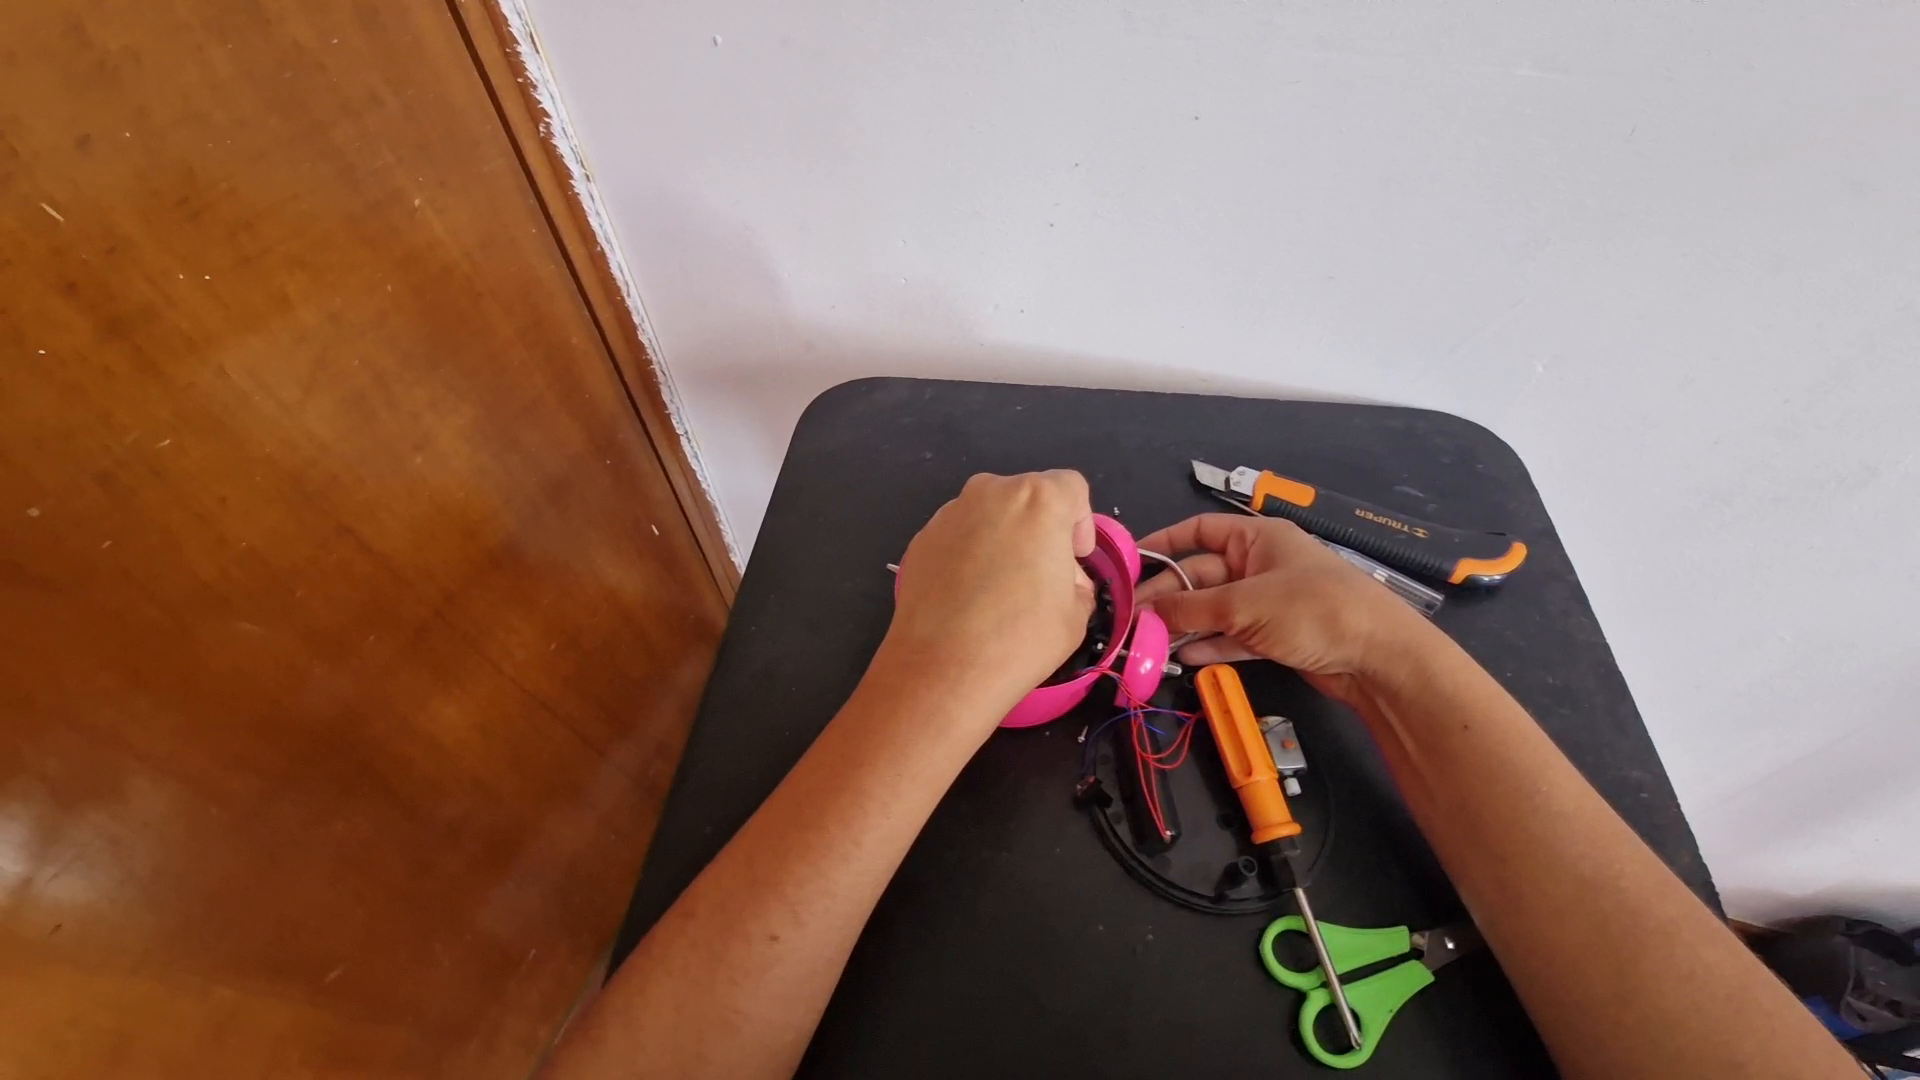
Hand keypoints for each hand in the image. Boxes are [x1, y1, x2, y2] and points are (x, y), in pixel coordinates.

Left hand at [879, 471, 1096, 728]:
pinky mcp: (921, 539)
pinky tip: (968, 598)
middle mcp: (990, 491)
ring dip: (1002, 540)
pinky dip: (969, 555)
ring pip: (989, 516)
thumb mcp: (1076, 613)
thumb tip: (1061, 577)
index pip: (1071, 487)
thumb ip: (1077, 580)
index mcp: (1038, 499)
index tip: (1074, 559)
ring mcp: (949, 513)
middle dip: (1040, 530)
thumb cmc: (1021, 638)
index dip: (1080, 523)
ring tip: (1000, 590)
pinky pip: (958, 537)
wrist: (943, 668)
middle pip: (1027, 498)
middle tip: (1040, 577)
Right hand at [1134, 514, 1435, 704]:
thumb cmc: (1312, 609)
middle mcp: (1259, 564)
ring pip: (1213, 608)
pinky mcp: (1274, 634)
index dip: (1165, 543)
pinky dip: (1209, 642)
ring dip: (1184, 623)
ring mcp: (1267, 601)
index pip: (1199, 531)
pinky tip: (1181, 656)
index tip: (1131, 563)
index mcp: (1256, 538)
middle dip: (1169, 596)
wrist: (1379, 657)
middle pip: (1201, 575)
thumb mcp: (1244, 604)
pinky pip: (1231, 634)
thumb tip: (1144, 613)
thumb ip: (1190, 608)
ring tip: (1148, 641)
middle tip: (1134, 618)